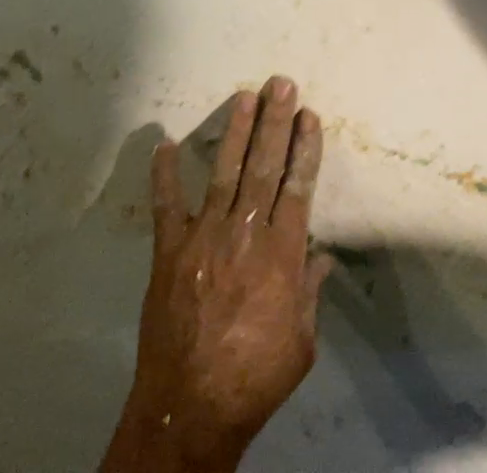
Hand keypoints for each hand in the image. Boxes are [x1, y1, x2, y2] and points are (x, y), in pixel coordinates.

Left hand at [102, 77, 330, 472]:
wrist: (193, 403)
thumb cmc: (257, 375)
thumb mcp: (302, 341)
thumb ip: (308, 293)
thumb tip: (321, 259)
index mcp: (282, 255)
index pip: (297, 187)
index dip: (304, 149)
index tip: (308, 116)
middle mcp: (244, 234)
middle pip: (263, 167)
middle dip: (274, 123)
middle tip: (280, 84)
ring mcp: (202, 238)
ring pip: (222, 174)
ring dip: (234, 133)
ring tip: (244, 96)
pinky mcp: (168, 252)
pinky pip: (166, 206)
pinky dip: (164, 175)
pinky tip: (165, 144)